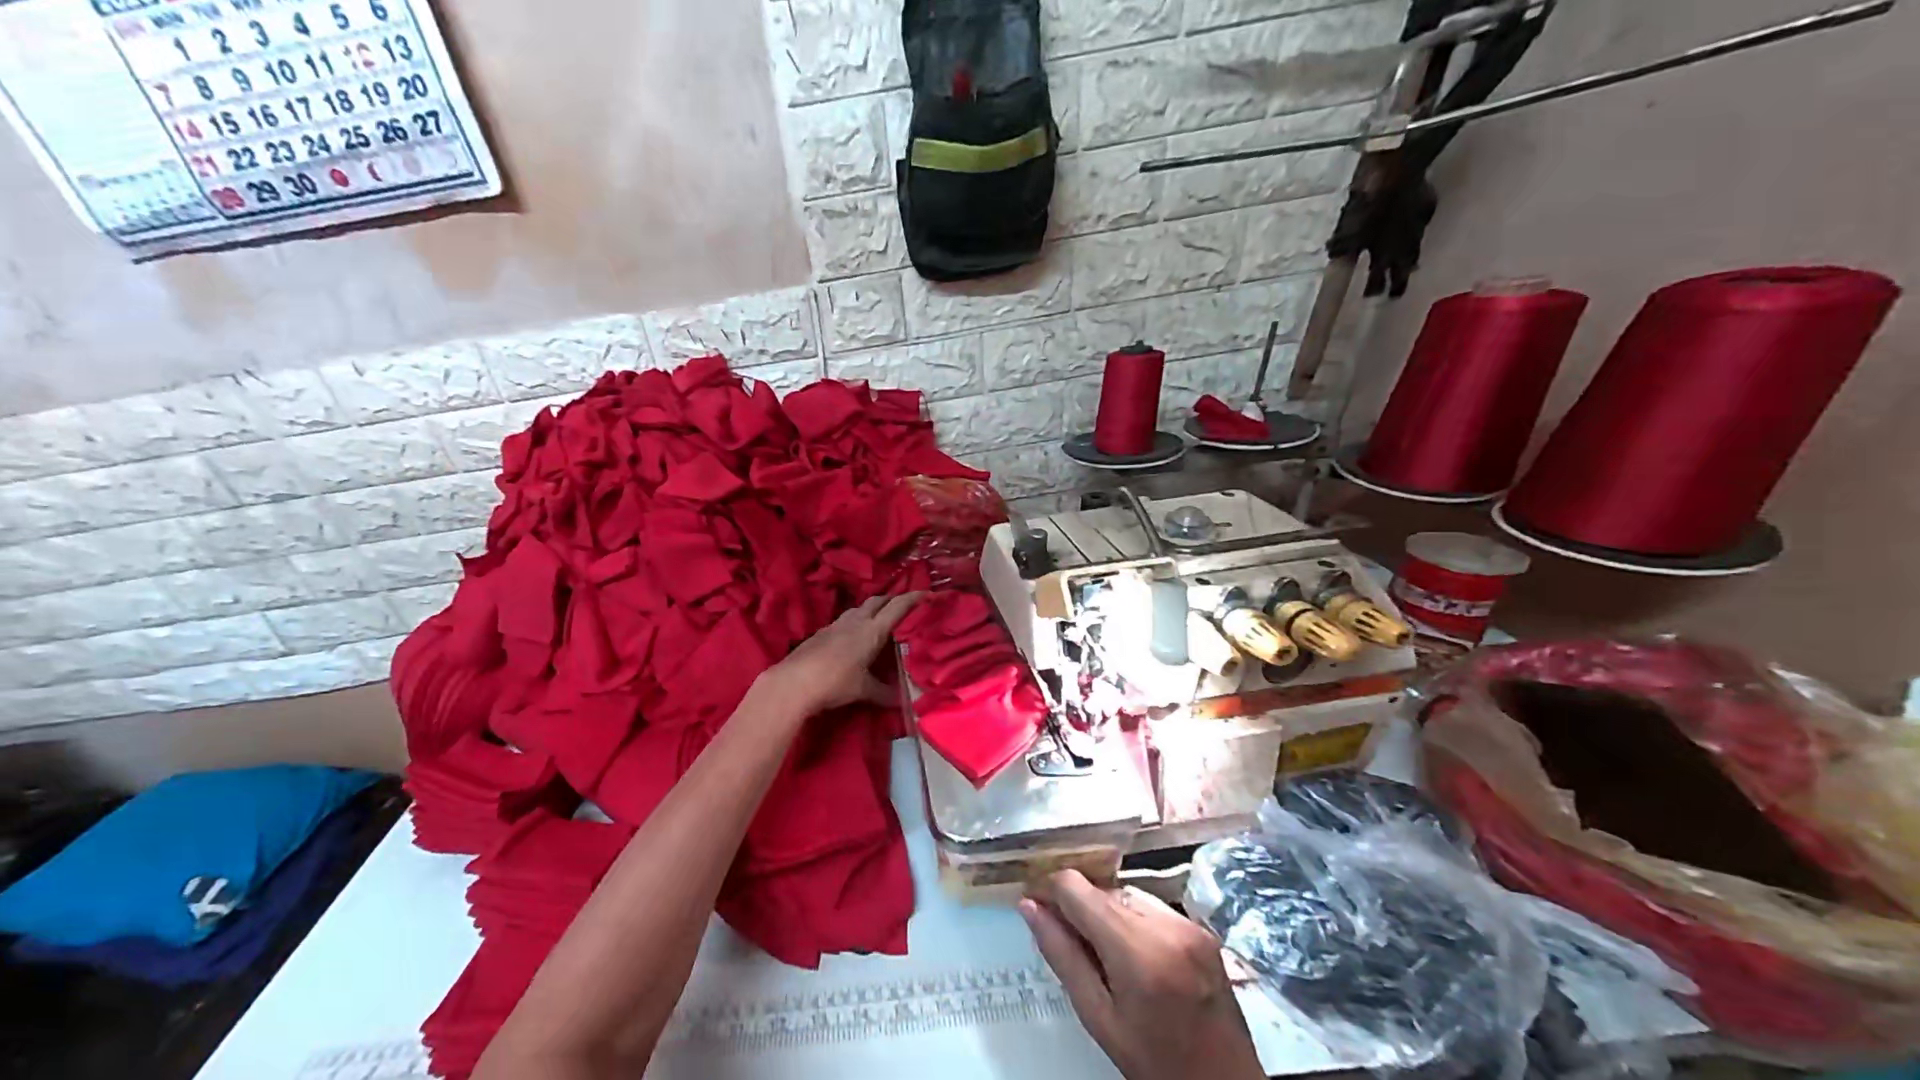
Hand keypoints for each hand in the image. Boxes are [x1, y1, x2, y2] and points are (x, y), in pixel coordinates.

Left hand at [756, 593, 921, 717]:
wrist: (793, 682)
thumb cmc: (835, 682)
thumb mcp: (864, 690)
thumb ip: (884, 693)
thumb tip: (901, 702)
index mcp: (872, 630)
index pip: (898, 607)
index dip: (913, 598)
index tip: (927, 593)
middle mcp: (855, 621)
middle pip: (878, 601)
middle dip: (893, 599)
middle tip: (905, 605)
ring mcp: (836, 625)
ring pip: (859, 608)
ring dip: (873, 609)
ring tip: (881, 619)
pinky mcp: (821, 633)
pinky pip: (845, 620)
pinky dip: (856, 622)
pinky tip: (854, 636)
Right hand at [1021, 871, 1264, 1079]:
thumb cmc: (1154, 1061)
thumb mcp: (1098, 1016)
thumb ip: (1062, 955)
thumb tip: (1029, 906)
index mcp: (1137, 949)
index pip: (1076, 887)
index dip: (1051, 892)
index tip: (1039, 908)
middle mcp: (1167, 924)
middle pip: (1102, 889)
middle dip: (1080, 908)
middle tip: (1070, 942)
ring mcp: (1189, 924)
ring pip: (1126, 894)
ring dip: (1107, 913)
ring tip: (1105, 956)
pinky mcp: (1203, 929)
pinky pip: (1153, 907)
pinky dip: (1135, 921)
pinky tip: (1135, 957)